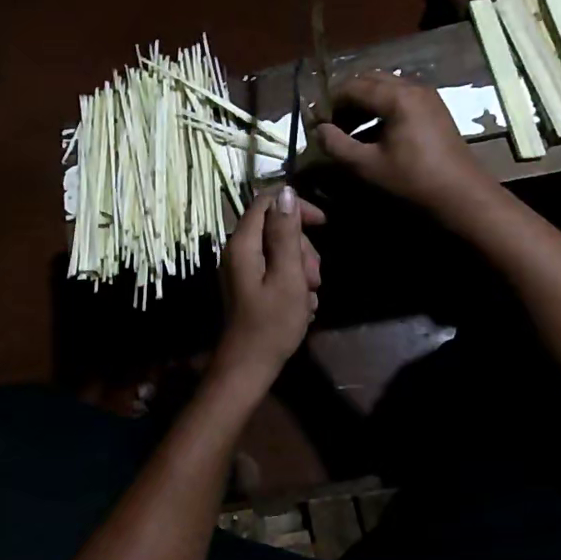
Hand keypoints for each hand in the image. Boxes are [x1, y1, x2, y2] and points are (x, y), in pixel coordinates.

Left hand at [211, 186, 324, 387]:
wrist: (249, 367)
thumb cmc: (271, 323)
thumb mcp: (287, 276)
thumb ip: (286, 233)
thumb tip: (286, 192)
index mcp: (243, 245)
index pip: (266, 202)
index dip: (295, 207)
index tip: (322, 224)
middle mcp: (238, 252)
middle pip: (276, 229)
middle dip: (302, 248)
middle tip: (315, 277)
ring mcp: (243, 270)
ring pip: (281, 251)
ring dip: (302, 269)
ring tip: (310, 296)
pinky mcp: (250, 286)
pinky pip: (277, 271)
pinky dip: (294, 283)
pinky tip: (303, 306)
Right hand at [314, 73, 493, 213]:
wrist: (463, 197)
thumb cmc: (413, 181)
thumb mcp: (367, 166)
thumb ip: (337, 145)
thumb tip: (319, 130)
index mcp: (396, 96)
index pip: (352, 86)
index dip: (329, 102)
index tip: (314, 121)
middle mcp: (413, 87)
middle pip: (370, 80)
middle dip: (346, 99)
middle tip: (330, 123)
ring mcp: (427, 97)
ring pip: (386, 89)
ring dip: (363, 105)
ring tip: (347, 131)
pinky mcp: (434, 110)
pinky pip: (400, 99)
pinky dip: (381, 110)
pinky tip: (372, 135)